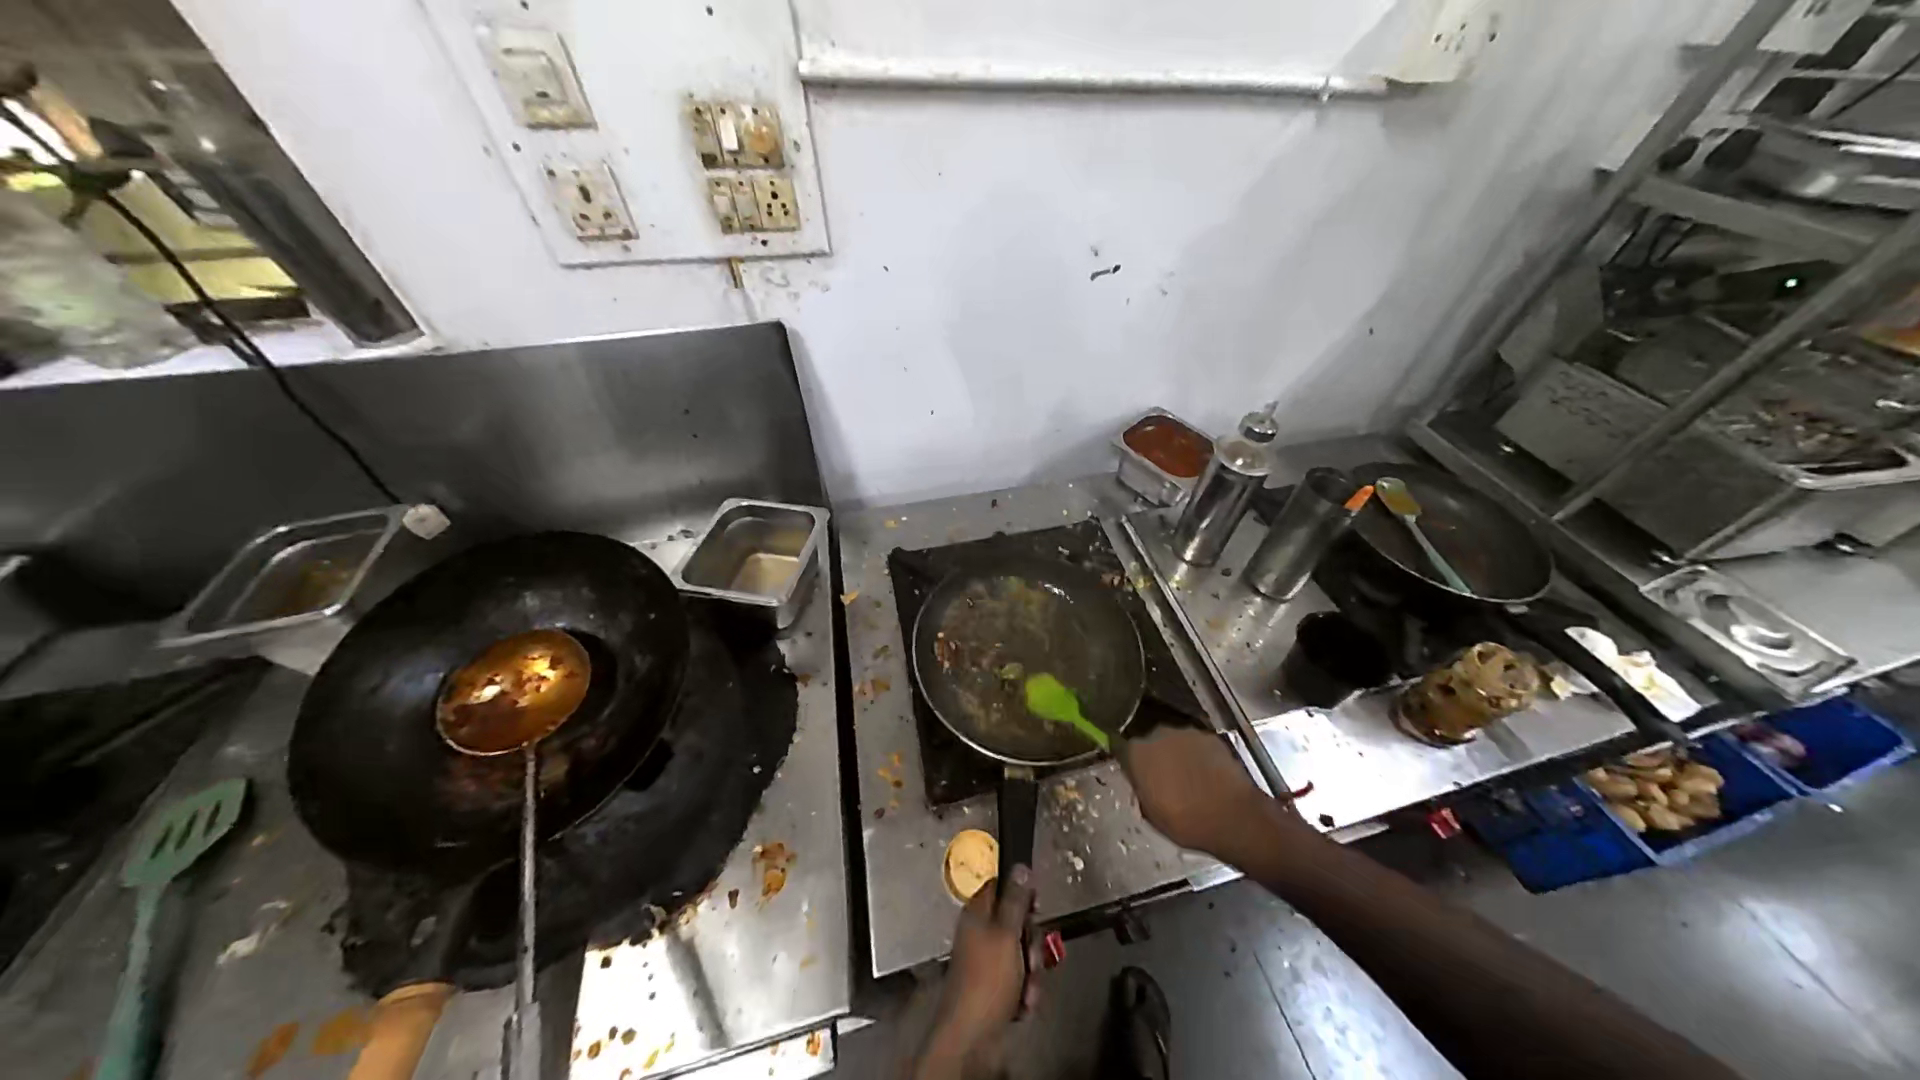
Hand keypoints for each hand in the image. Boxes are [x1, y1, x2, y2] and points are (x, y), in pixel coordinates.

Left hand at [924, 866, 1039, 1068]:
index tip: (1038, 907)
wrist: (971, 1036)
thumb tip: (1019, 865)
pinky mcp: (994, 986)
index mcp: (977, 913)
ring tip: (1027, 989)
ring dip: (1031, 972)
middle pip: (1016, 922)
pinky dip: (1025, 990)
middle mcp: (981, 932)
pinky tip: (1023, 1003)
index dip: (1021, 894)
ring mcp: (987, 960)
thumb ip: (1016, 900)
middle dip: (1031, 942)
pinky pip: (1018, 978)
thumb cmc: (987, 978)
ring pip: (1021, 953)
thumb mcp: (1006, 934)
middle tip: (1031, 957)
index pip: (1001, 887)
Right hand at [1116, 727, 1287, 857]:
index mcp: (1137, 753)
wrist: (1234, 818)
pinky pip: (1197, 745)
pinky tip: (1207, 774)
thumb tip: (1142, 782)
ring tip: (1189, 776)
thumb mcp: (1151, 813)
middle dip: (1156, 756)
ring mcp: (1187, 733)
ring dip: (1177, 753)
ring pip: (1175, 741)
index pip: (1123, 750)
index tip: (1136, 774)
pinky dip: (1199, 755)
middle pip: (1151, 742)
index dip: (1130, 763)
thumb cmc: (1186, 822)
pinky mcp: (1212, 737)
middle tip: (1164, 778)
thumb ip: (1141, 789)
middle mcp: (1159, 734)